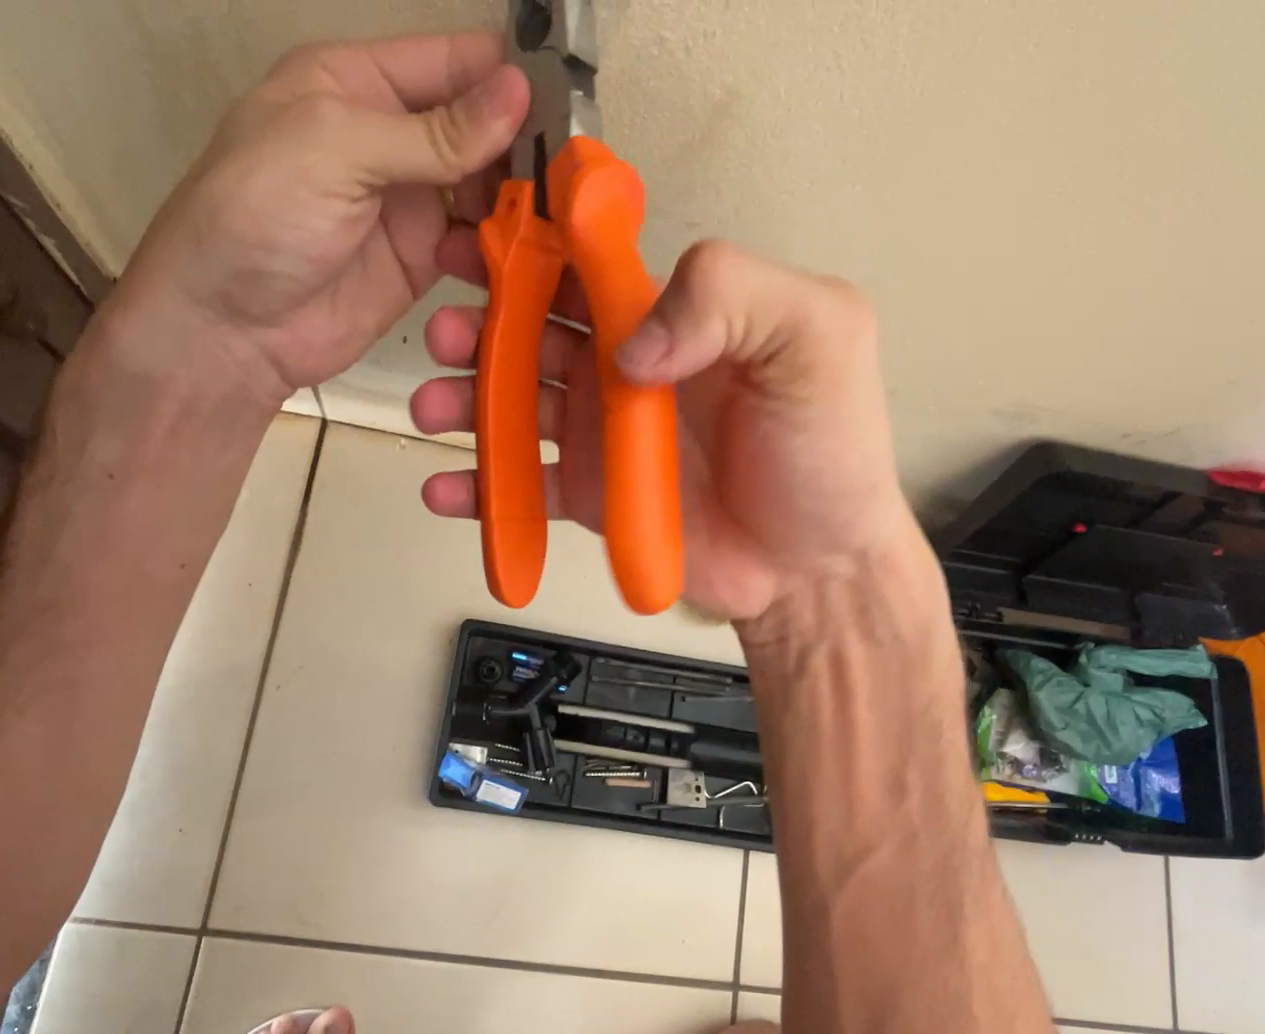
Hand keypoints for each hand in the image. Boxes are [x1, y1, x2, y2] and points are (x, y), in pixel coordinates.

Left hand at [94, 32, 528, 409]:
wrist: (227, 329)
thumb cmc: (257, 217)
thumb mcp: (337, 150)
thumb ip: (433, 130)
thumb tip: (519, 90)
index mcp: (360, 82)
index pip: (455, 60)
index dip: (510, 74)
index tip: (569, 99)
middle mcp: (392, 135)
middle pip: (482, 126)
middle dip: (526, 145)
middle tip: (577, 175)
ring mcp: (411, 201)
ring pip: (488, 187)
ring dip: (521, 201)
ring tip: (559, 220)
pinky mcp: (423, 260)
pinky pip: (478, 244)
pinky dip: (503, 248)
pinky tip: (523, 257)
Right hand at [411, 240, 906, 620]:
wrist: (813, 567)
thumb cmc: (828, 454)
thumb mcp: (817, 339)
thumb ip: (730, 295)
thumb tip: (630, 340)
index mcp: (678, 315)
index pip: (594, 261)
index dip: (537, 242)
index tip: (486, 234)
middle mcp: (630, 366)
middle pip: (536, 326)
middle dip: (482, 319)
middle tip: (447, 327)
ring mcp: (603, 431)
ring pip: (514, 399)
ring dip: (466, 397)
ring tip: (436, 404)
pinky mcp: (589, 492)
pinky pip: (522, 482)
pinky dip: (479, 484)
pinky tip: (449, 486)